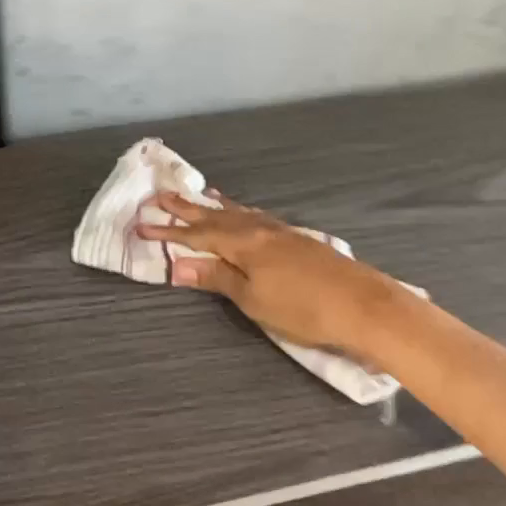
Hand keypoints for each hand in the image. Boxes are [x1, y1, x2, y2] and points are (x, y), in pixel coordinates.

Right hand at [136, 190, 405, 350]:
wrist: (364, 306)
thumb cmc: (303, 309)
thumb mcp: (252, 300)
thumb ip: (216, 278)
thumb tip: (176, 265)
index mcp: (243, 243)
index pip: (196, 236)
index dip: (168, 233)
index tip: (141, 226)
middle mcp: (258, 229)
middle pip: (215, 217)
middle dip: (186, 209)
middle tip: (159, 196)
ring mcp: (280, 231)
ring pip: (238, 213)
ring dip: (213, 206)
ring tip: (198, 196)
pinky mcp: (296, 239)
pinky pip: (255, 216)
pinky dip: (239, 211)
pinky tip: (242, 214)